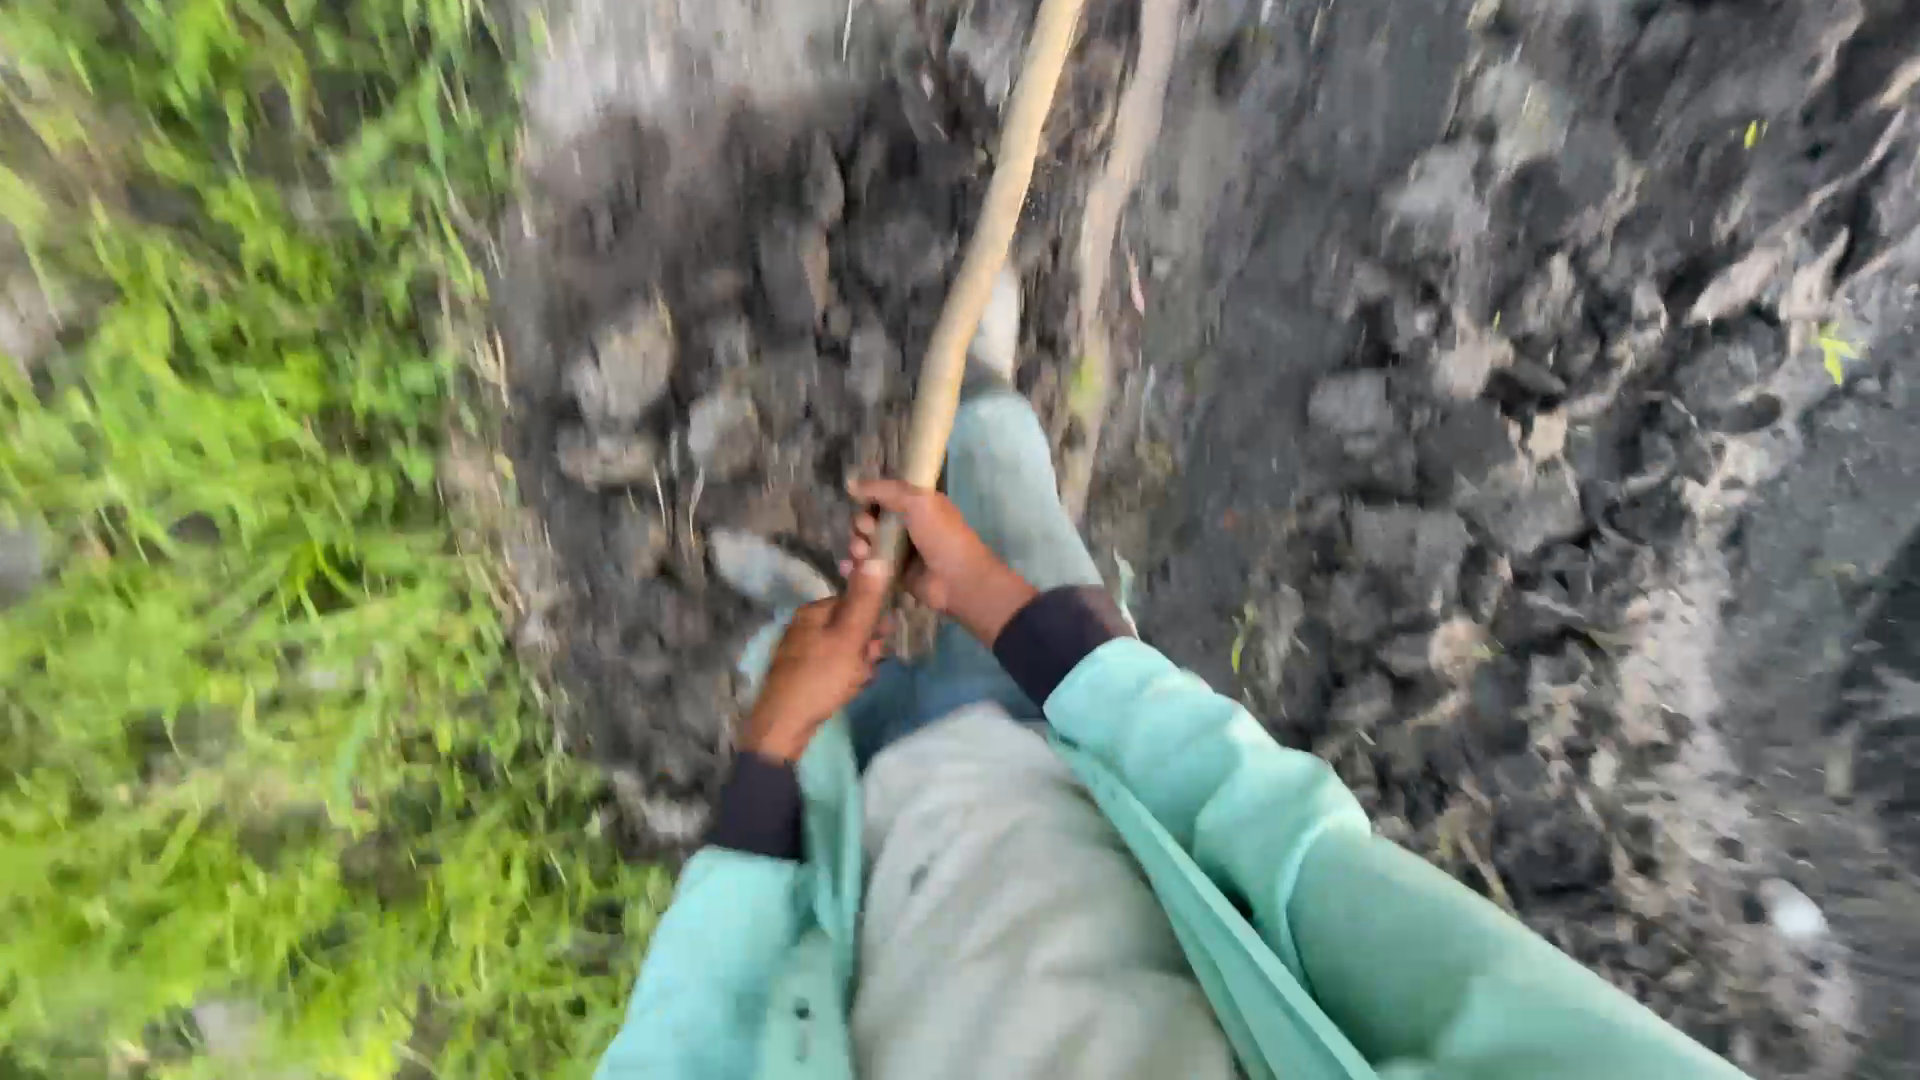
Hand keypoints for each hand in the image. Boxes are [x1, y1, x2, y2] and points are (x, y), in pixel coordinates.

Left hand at [743, 558, 891, 762]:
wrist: (784, 726)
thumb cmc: (819, 677)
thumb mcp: (848, 637)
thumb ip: (865, 600)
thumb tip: (879, 558)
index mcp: (813, 612)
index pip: (854, 603)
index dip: (872, 621)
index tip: (881, 640)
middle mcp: (806, 627)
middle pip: (852, 628)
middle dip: (866, 648)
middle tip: (866, 666)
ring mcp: (804, 652)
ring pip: (847, 651)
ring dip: (859, 666)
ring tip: (855, 682)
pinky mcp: (805, 675)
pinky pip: (836, 669)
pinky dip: (846, 679)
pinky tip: (847, 691)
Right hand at [845, 478, 1035, 646]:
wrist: (957, 579)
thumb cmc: (941, 534)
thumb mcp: (917, 500)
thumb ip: (884, 490)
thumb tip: (850, 483)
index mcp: (916, 504)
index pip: (883, 496)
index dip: (869, 498)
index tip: (862, 503)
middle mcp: (907, 525)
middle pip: (871, 519)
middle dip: (861, 523)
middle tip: (867, 530)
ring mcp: (900, 551)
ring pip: (867, 543)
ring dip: (858, 544)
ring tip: (861, 551)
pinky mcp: (894, 573)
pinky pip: (869, 565)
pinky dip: (857, 564)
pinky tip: (850, 565)